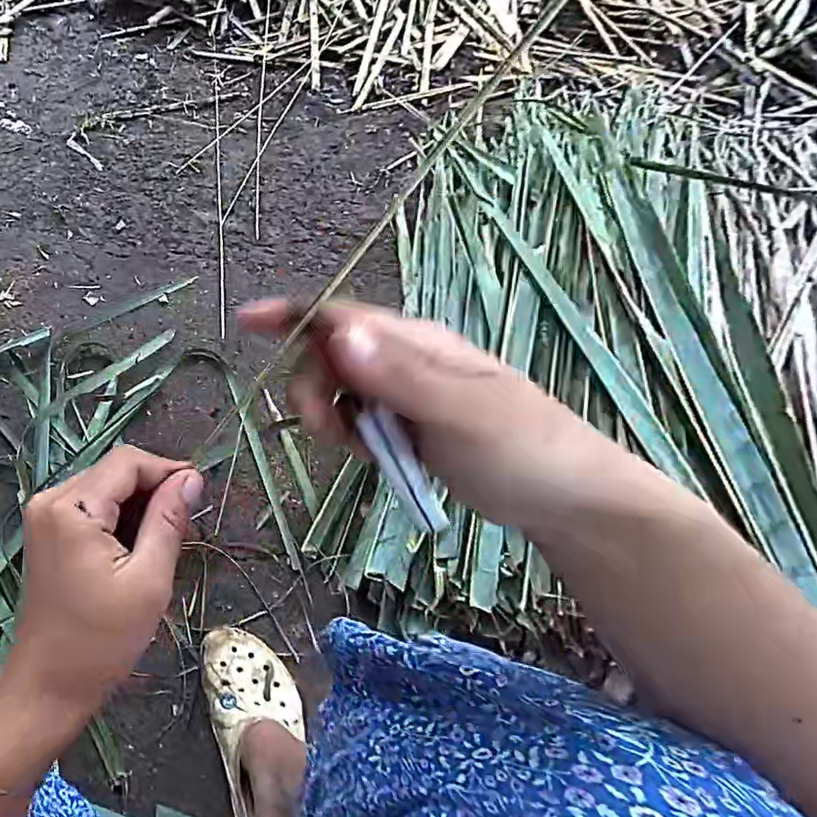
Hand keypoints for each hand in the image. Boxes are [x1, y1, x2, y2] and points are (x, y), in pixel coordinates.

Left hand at [3, 446, 202, 718]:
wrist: (47, 686)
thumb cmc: (100, 641)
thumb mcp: (148, 581)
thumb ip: (169, 521)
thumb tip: (191, 478)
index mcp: (71, 507)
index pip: (127, 462)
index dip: (167, 470)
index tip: (199, 493)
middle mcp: (50, 499)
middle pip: (114, 471)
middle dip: (153, 489)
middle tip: (184, 524)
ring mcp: (44, 514)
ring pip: (104, 486)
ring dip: (137, 504)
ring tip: (162, 540)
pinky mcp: (45, 530)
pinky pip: (90, 505)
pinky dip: (117, 517)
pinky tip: (135, 546)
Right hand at [238, 299, 649, 533]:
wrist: (569, 502)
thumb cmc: (525, 449)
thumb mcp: (463, 413)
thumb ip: (399, 377)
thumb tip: (338, 336)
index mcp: (417, 341)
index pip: (341, 316)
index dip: (292, 315)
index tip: (247, 322)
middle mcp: (404, 358)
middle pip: (328, 356)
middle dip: (312, 388)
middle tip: (325, 431)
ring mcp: (403, 392)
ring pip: (337, 389)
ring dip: (328, 416)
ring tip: (355, 449)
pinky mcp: (404, 424)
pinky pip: (354, 419)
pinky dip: (348, 435)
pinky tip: (372, 455)